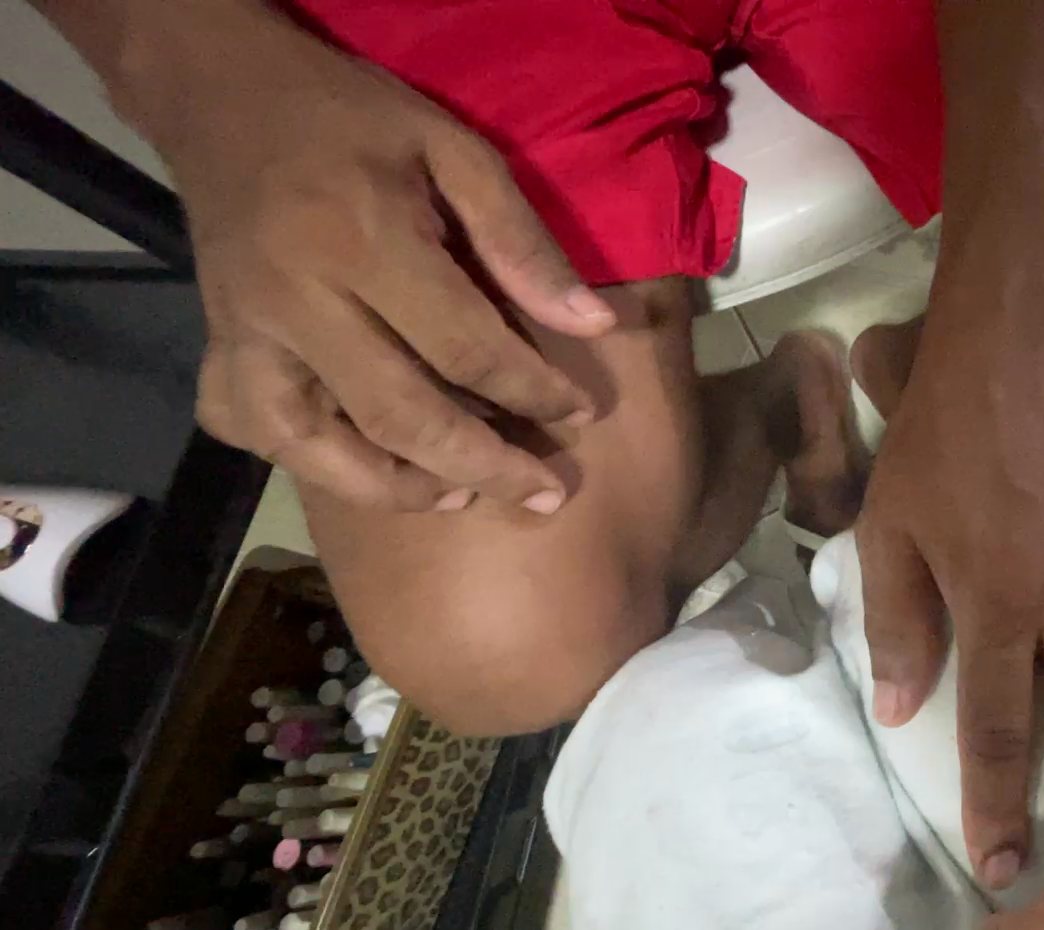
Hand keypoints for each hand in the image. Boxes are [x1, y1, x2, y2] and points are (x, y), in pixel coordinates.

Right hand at [120, 0, 613, 510]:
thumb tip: (596, 324)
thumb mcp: (459, 153)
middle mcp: (296, 299)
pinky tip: (371, 472)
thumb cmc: (359, 122)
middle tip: (547, 498)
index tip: (584, 413)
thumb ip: (523, 243)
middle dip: (487, 467)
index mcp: (360, 244)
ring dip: (396, 486)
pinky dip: (311, 463)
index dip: (536, 393)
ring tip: (465, 498)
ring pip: (313, 441)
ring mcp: (245, 328)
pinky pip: (249, 424)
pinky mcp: (219, 340)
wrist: (220, 88)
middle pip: (402, 415)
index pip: (468, 351)